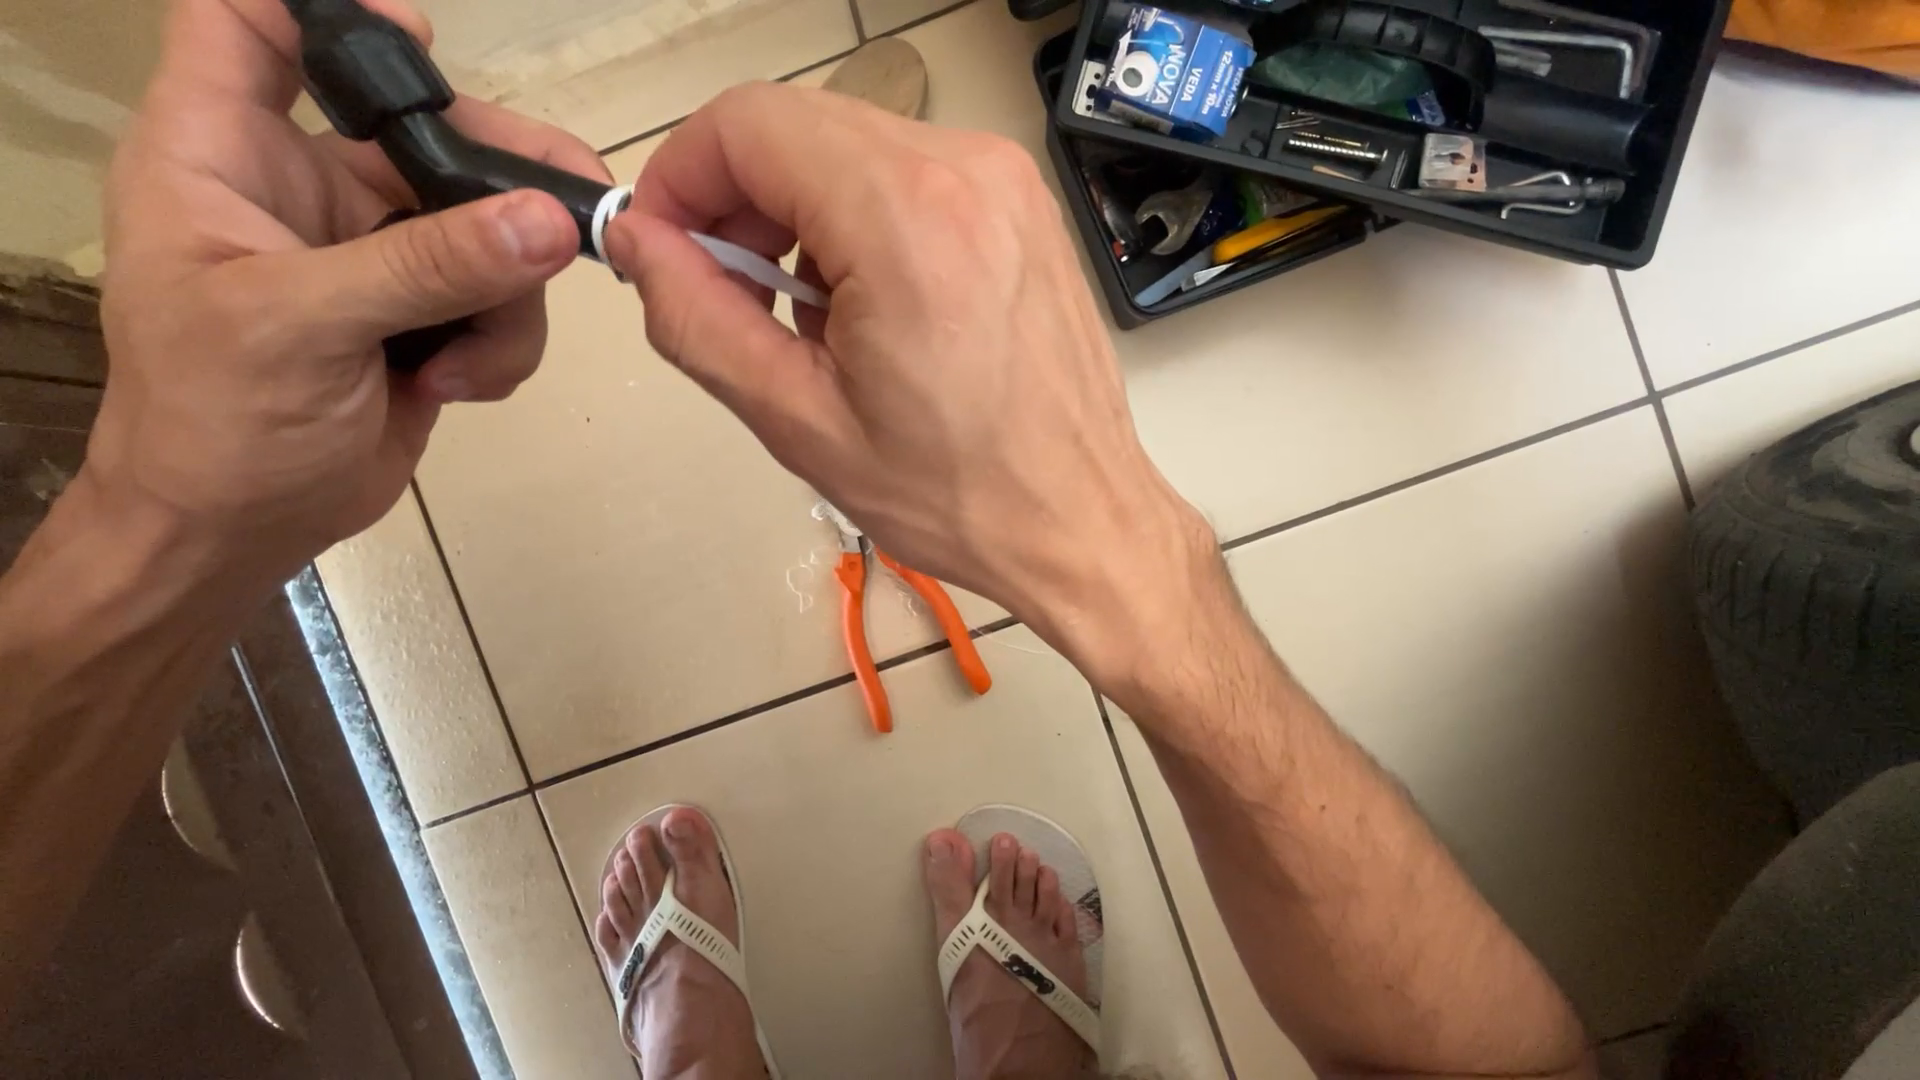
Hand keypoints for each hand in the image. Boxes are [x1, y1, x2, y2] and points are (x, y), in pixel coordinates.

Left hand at [86, 0, 608, 593]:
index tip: (423, 35)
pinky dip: (503, 349)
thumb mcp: (308, 326)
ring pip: (492, 240)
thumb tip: (551, 224)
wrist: (251, 525)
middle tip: (580, 213)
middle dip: (504, 184)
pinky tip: (458, 387)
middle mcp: (316, 198)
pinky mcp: (435, 321)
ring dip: (505, 304)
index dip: (331, 14)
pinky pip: (505, 306)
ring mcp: (386, 263)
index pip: (252, 29)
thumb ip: (430, 268)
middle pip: (429, 144)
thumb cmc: (222, 418)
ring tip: (461, 368)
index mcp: (228, 157)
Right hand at [608, 83, 1213, 672]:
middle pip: (802, 129)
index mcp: (904, 217)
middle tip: (735, 299)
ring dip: (806, 220)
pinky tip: (877, 311)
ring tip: (818, 325)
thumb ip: (699, 321)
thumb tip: (642, 245)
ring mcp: (1008, 185)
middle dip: (743, 202)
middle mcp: (966, 172)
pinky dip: (868, 226)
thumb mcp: (800, 421)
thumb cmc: (954, 493)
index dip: (684, 177)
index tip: (668, 248)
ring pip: (857, 152)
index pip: (748, 123)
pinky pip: (915, 181)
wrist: (1077, 520)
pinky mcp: (1026, 212)